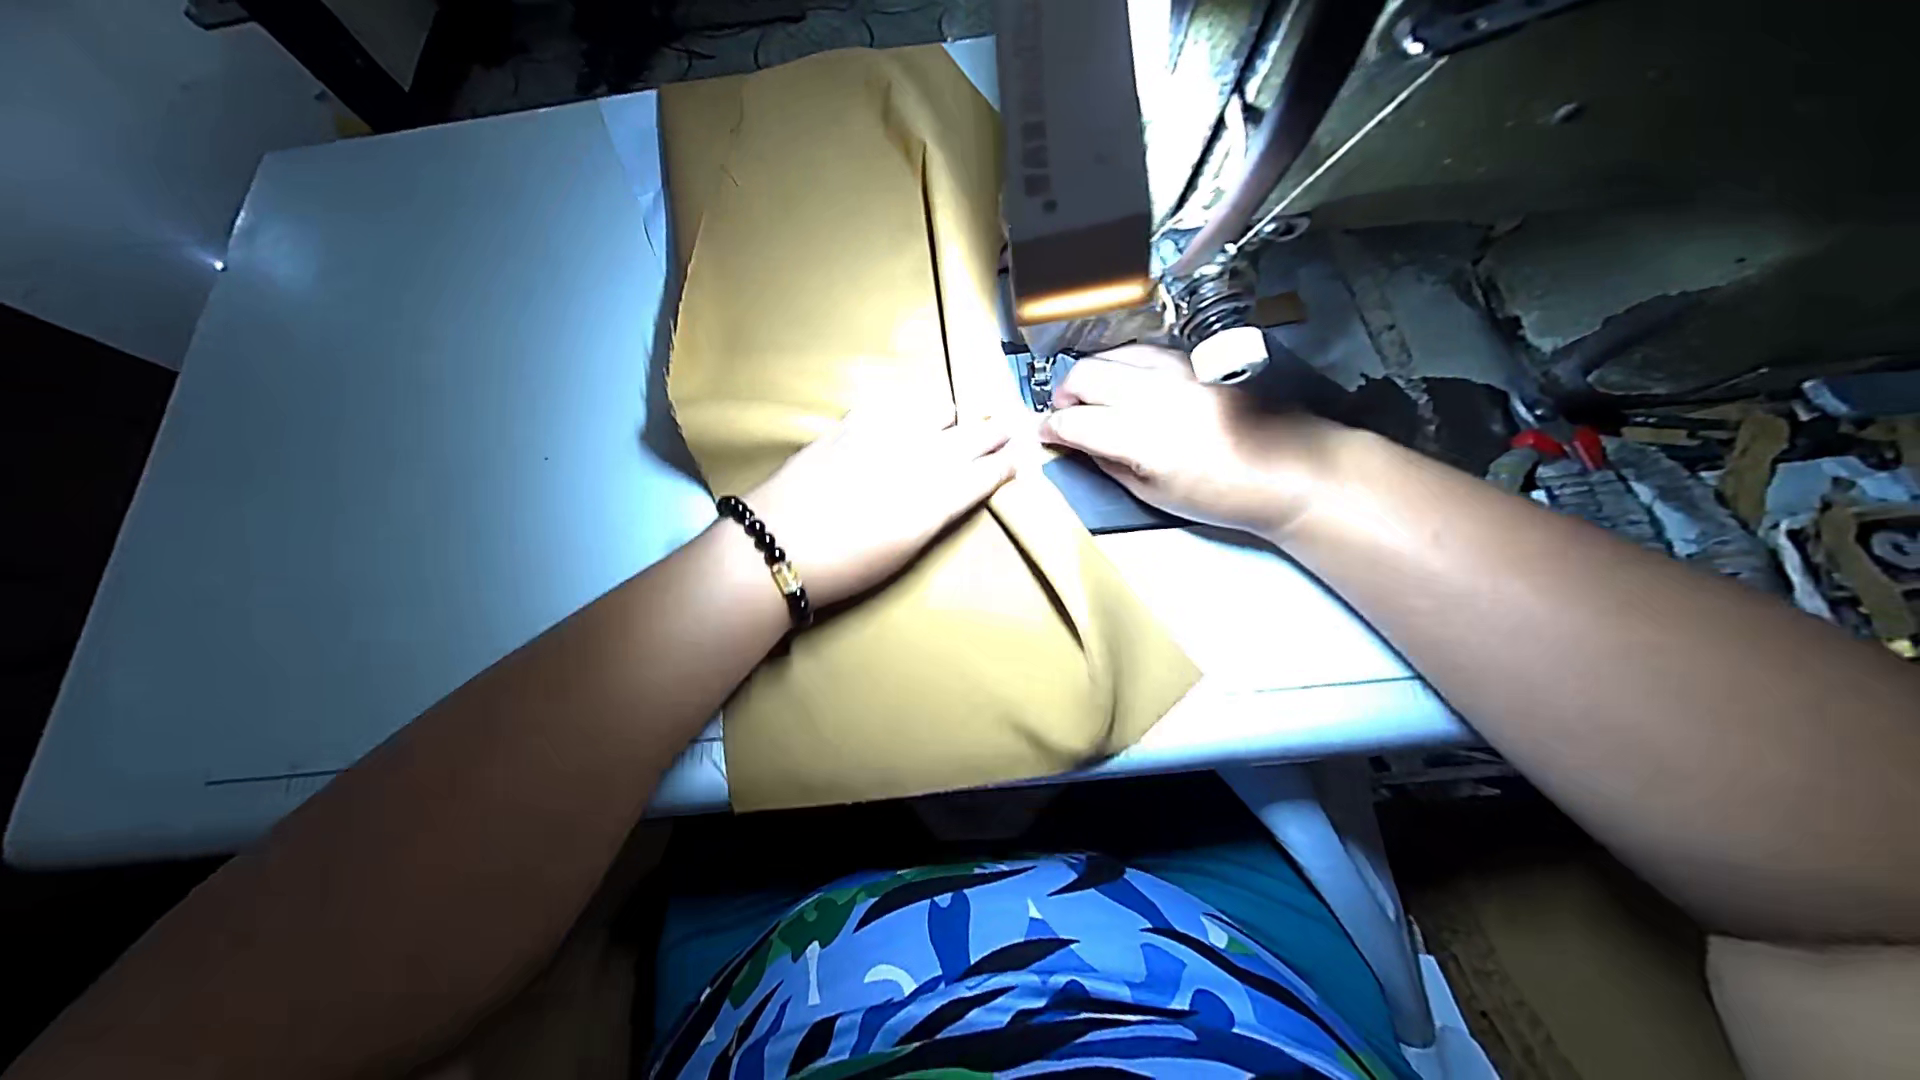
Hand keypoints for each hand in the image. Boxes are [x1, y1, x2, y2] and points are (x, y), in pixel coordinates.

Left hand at [740, 409, 1017, 604]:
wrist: (778, 545)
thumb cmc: (847, 566)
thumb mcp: (907, 548)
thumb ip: (939, 511)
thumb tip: (958, 489)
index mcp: (939, 497)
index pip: (988, 471)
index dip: (1008, 462)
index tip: (1018, 456)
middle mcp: (923, 456)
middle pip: (974, 434)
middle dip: (994, 432)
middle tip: (1005, 428)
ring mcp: (888, 433)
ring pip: (938, 410)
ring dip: (953, 417)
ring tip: (954, 423)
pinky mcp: (853, 421)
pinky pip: (894, 404)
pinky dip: (909, 411)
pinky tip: (906, 419)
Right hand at [1038, 345, 1343, 540]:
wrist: (1286, 467)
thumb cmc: (1218, 495)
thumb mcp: (1153, 495)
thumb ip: (1108, 463)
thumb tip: (1078, 445)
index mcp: (1140, 440)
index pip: (1074, 421)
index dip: (1050, 427)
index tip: (1043, 434)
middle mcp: (1152, 396)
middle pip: (1084, 376)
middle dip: (1063, 394)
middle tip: (1063, 413)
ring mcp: (1173, 371)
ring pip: (1110, 356)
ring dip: (1089, 374)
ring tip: (1089, 396)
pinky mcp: (1192, 360)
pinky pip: (1141, 350)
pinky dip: (1120, 364)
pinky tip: (1123, 381)